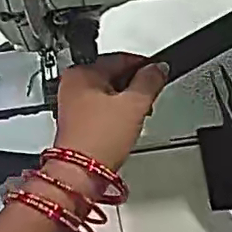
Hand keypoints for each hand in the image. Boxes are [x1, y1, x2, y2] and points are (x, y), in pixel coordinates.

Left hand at [51, 54, 167, 173]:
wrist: (81, 173)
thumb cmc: (98, 139)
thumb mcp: (134, 105)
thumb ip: (149, 82)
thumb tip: (158, 68)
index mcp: (81, 72)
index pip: (119, 58)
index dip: (144, 65)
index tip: (159, 71)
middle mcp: (71, 84)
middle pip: (112, 74)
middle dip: (134, 84)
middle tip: (149, 96)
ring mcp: (71, 103)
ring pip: (107, 91)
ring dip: (125, 99)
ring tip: (137, 113)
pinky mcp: (76, 121)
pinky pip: (100, 107)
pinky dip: (114, 112)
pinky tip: (124, 123)